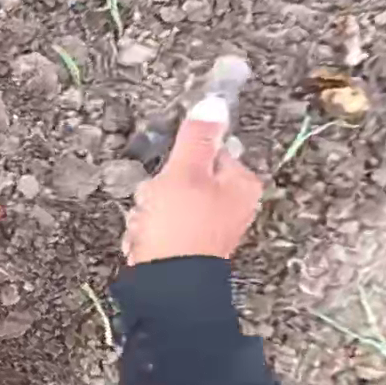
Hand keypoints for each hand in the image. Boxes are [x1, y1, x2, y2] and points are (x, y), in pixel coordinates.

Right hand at [123, 96, 263, 263]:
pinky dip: (149, 228)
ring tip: (149, 224)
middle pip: (182, 175)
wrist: (167, 282)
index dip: (178, 160)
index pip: (205, 150)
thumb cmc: (180, 225)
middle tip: (156, 202)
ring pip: (166, 199)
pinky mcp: (187, 243)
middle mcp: (231, 203)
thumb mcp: (186, 172)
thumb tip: (213, 102)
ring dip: (148, 210)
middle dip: (158, 189)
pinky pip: (161, 223)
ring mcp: (208, 225)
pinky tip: (146, 238)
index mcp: (240, 183)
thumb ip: (197, 137)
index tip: (168, 175)